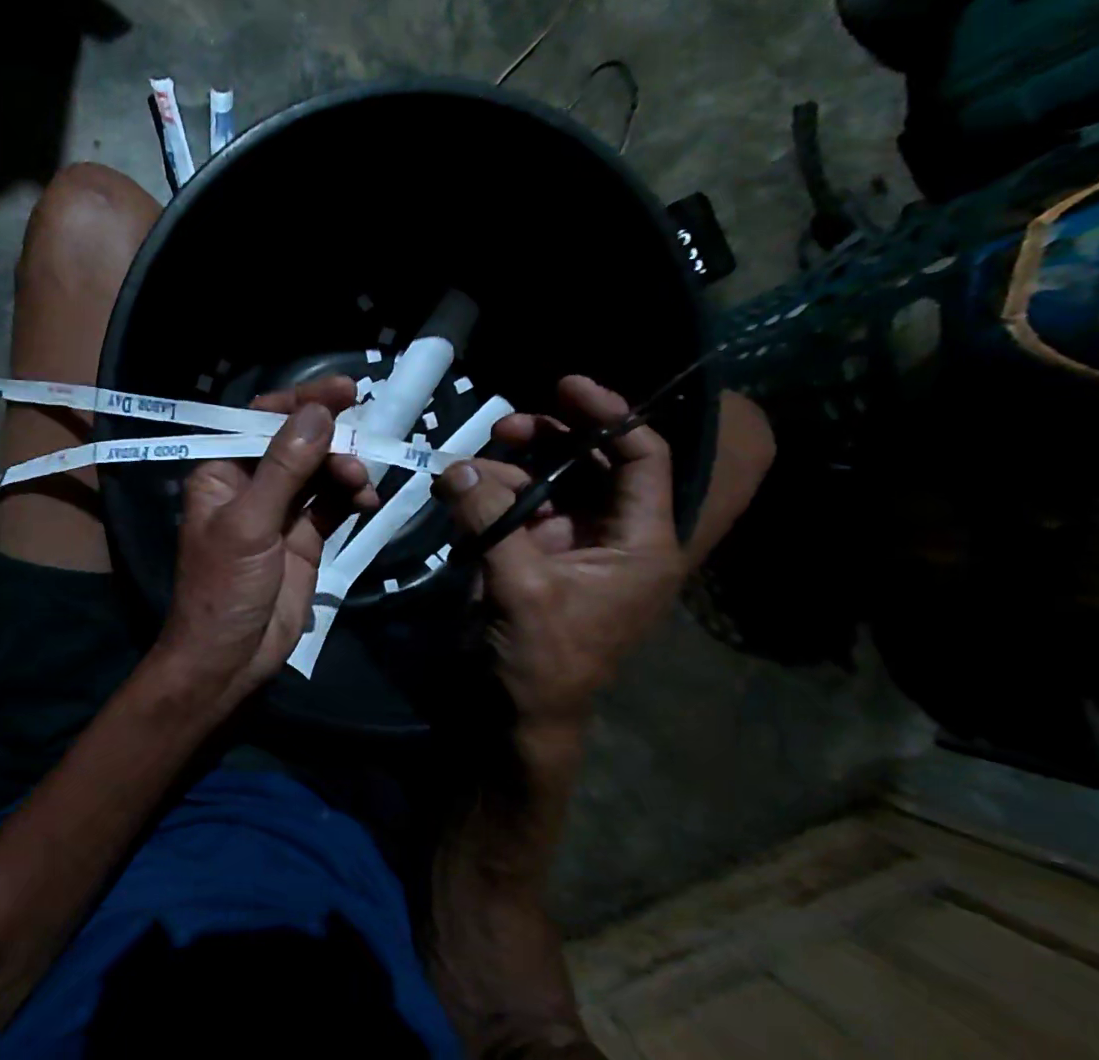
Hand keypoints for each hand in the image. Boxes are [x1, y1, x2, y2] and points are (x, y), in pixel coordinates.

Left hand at [150, 376, 369, 710]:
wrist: (230, 658)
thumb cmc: (224, 589)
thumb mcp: (249, 525)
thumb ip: (283, 468)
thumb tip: (317, 413)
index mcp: (222, 472)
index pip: (260, 420)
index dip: (300, 402)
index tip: (344, 390)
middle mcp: (251, 485)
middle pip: (296, 442)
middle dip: (330, 437)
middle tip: (365, 435)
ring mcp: (280, 512)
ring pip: (319, 471)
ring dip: (344, 468)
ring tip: (360, 482)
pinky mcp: (305, 538)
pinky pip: (332, 504)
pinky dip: (352, 496)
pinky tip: (368, 500)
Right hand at [436, 376, 687, 727]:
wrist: (515, 712)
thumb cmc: (542, 659)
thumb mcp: (521, 589)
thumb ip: (492, 523)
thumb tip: (456, 470)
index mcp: (639, 543)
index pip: (642, 460)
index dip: (611, 416)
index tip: (565, 387)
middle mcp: (608, 535)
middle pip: (590, 463)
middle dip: (547, 439)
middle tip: (501, 429)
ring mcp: (565, 545)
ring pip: (543, 483)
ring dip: (503, 470)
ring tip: (459, 474)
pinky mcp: (528, 557)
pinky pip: (510, 510)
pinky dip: (484, 498)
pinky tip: (456, 494)